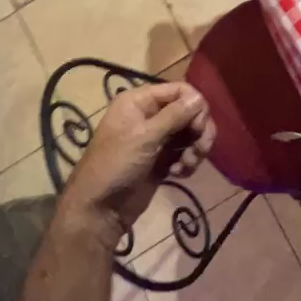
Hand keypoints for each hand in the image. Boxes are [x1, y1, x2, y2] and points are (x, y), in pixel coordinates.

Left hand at [61, 83, 215, 248]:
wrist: (100, 210)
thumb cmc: (116, 165)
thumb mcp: (144, 137)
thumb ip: (174, 115)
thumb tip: (200, 97)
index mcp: (140, 101)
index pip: (180, 90)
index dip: (195, 105)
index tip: (199, 127)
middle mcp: (150, 115)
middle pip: (189, 111)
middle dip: (199, 130)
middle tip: (200, 149)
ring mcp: (158, 138)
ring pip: (190, 132)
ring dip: (195, 147)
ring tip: (188, 164)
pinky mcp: (163, 159)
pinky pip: (186, 151)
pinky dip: (188, 161)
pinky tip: (179, 173)